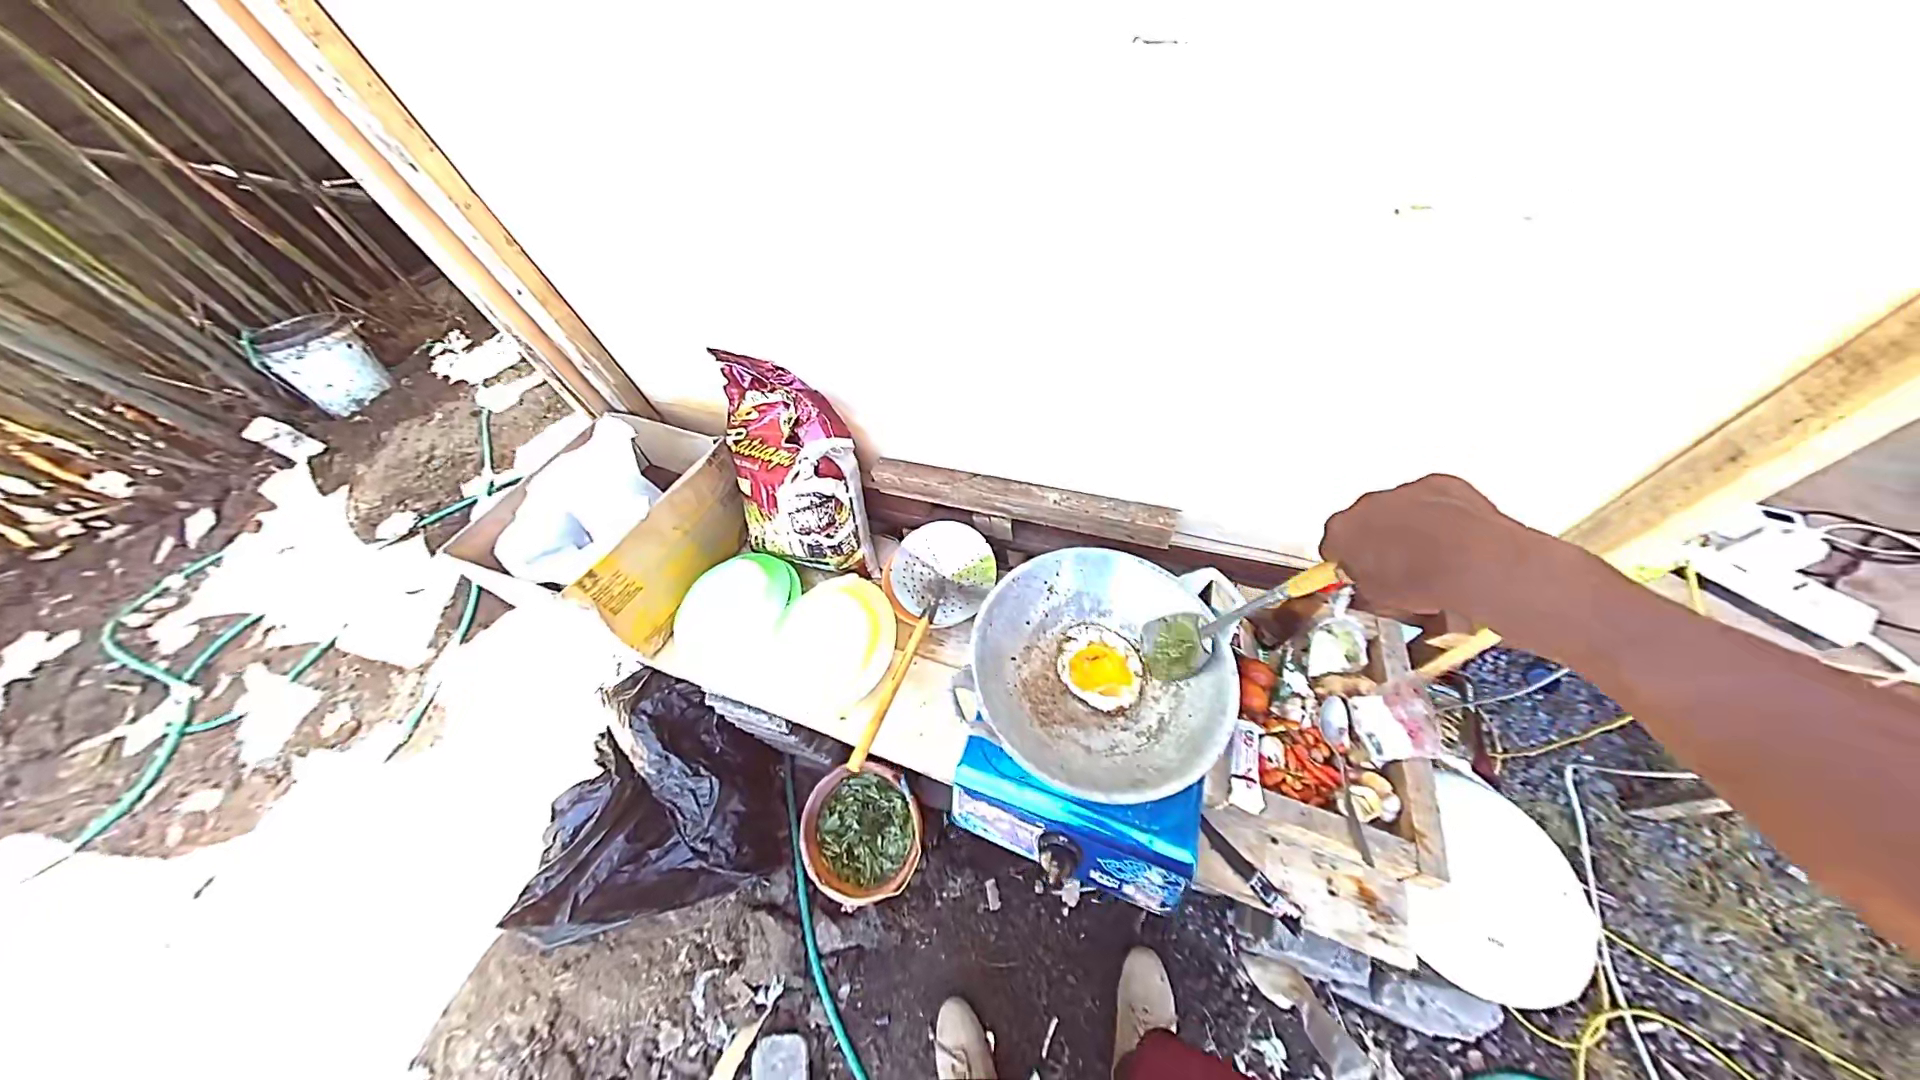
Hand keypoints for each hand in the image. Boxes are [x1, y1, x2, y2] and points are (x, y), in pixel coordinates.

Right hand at [1320, 474, 1559, 625]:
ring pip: (1398, 509)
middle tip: (1397, 569)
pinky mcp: (1440, 484)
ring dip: (1408, 528)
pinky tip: (1454, 539)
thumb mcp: (1378, 600)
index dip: (1348, 564)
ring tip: (1432, 558)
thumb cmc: (1423, 581)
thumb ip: (1362, 588)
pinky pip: (1433, 499)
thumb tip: (1368, 589)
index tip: (1362, 575)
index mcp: (1341, 531)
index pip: (1333, 547)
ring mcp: (1403, 492)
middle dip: (1376, 542)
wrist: (1475, 564)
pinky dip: (1440, 515)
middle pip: (1364, 523)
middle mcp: (1365, 504)